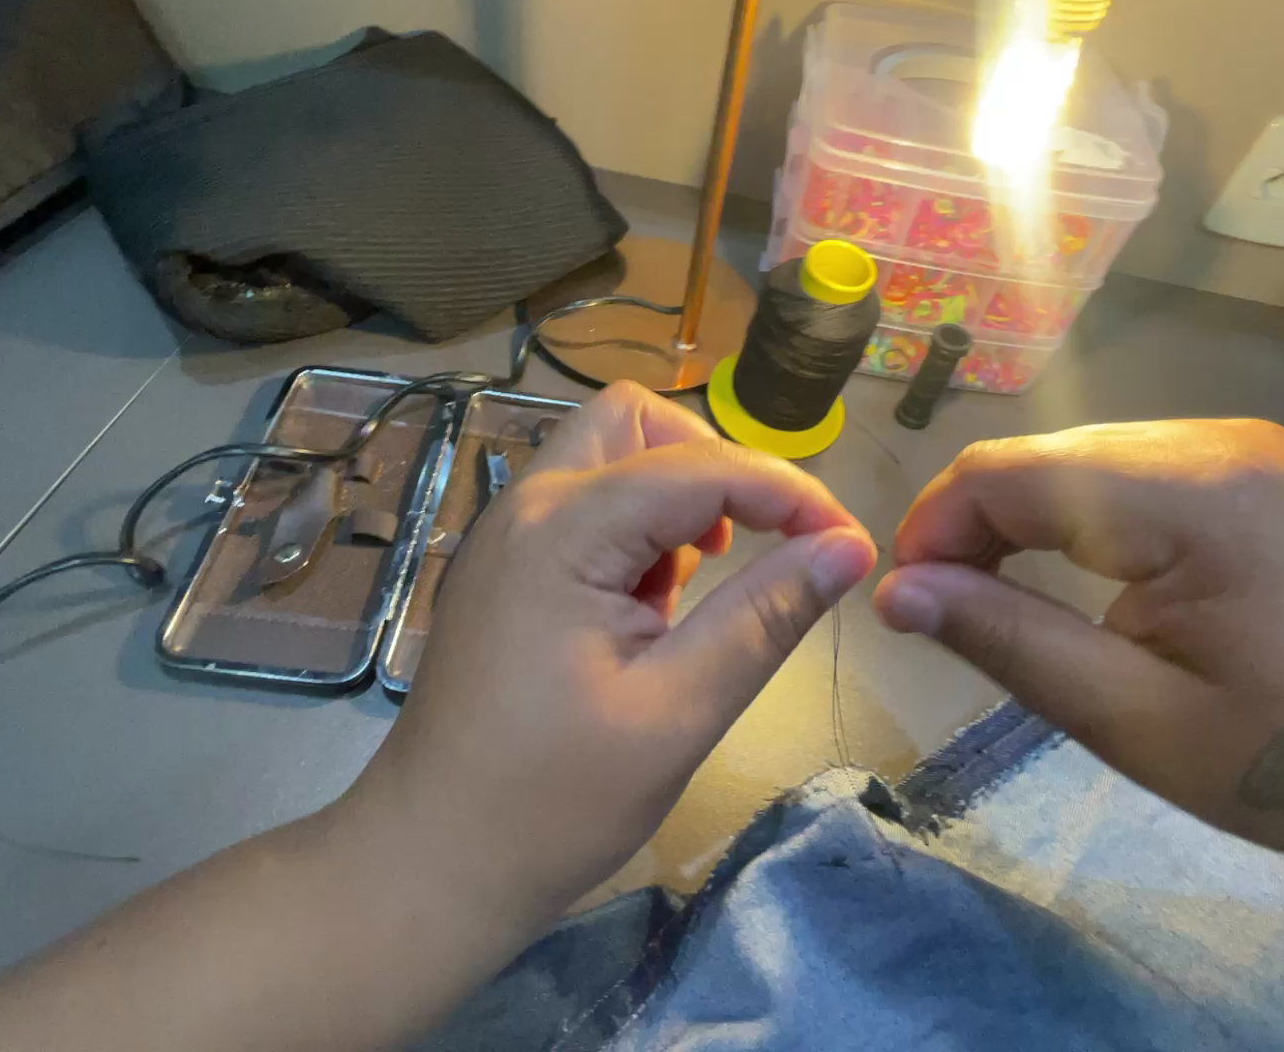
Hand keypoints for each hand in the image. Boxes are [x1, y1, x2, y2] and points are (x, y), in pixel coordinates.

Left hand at [348, 381, 876, 920]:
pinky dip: (636, 530)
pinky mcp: (507, 568)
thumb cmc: (554, 800)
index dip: (787, 492)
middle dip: (712, 466)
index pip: (698, 467)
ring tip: (693, 589)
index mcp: (562, 530)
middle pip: (633, 420)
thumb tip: (849, 547)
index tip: (846, 543)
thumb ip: (766, 617)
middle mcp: (526, 506)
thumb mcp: (679, 710)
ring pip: (608, 457)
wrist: (434, 862)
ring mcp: (508, 535)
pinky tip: (648, 608)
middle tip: (754, 543)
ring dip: (672, 498)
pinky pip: (586, 507)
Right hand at [873, 421, 1283, 991]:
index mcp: (1190, 492)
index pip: (1001, 473)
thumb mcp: (1136, 719)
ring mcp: (1249, 449)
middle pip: (1036, 459)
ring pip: (1075, 461)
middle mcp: (1215, 441)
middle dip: (968, 527)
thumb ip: (1005, 640)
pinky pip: (1129, 472)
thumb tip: (893, 592)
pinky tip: (1083, 574)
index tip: (907, 605)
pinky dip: (1075, 518)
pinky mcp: (1265, 471)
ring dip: (1017, 523)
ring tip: (1005, 599)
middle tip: (949, 613)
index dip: (930, 530)